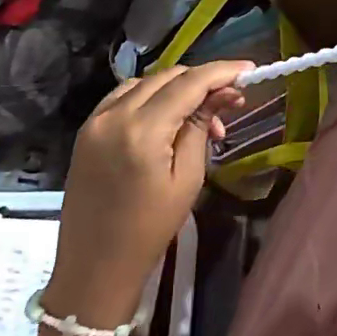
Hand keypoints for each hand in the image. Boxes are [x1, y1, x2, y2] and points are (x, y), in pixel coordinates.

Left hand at [48, 61, 249, 318]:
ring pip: (144, 82)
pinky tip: (168, 116)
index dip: (222, 72)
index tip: (250, 70)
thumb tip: (224, 93)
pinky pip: (123, 96)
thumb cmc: (150, 229)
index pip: (188, 83)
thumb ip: (201, 128)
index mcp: (141, 130)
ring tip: (202, 116)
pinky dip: (151, 96)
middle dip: (202, 81)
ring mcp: (95, 121)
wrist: (95, 265)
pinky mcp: (86, 131)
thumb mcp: (187, 179)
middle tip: (231, 102)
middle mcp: (113, 115)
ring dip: (177, 88)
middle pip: (166, 77)